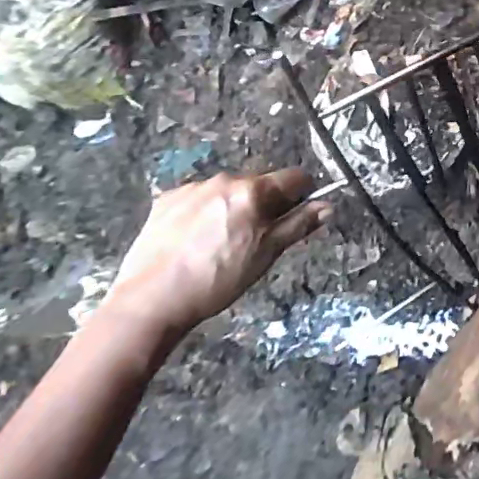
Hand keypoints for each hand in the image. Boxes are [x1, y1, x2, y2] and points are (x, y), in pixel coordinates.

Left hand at [98, 168, 330, 339]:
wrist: (150, 301)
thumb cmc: (218, 279)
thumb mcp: (266, 254)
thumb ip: (299, 224)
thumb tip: (328, 206)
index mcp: (254, 190)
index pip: (295, 178)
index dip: (302, 195)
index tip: (295, 217)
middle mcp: (225, 180)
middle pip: (259, 184)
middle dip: (264, 204)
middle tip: (254, 239)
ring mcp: (192, 189)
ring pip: (227, 192)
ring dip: (232, 207)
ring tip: (218, 243)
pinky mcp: (165, 201)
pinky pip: (197, 199)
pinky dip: (203, 212)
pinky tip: (192, 241)